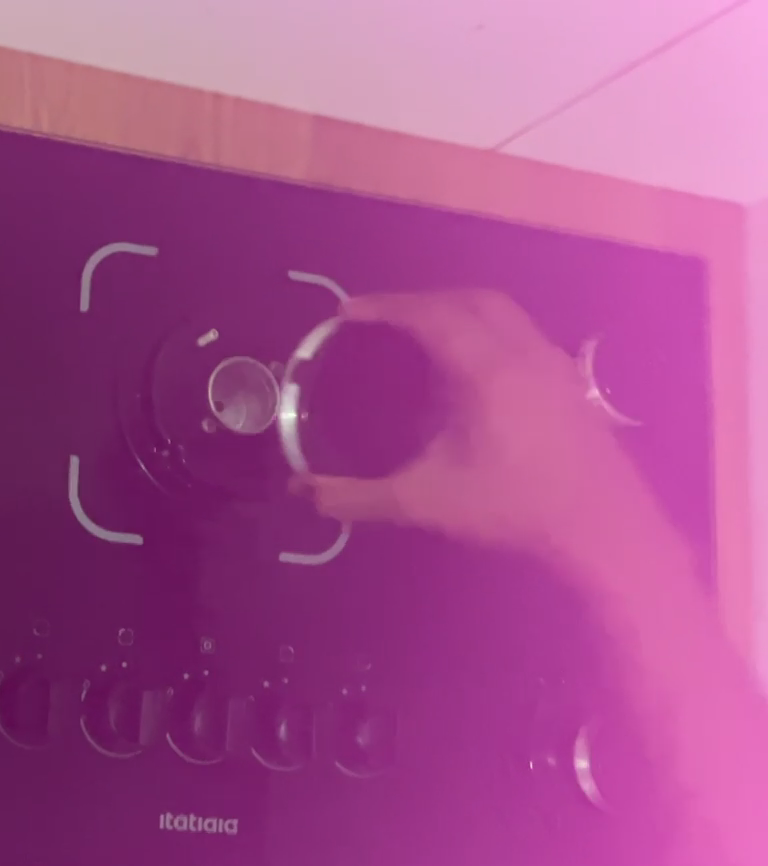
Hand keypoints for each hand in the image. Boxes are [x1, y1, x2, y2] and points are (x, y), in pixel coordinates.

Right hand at [298, 289, 656, 569]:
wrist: (601, 530)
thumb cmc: (510, 506)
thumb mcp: (418, 502)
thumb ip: (351, 496)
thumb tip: (298, 490)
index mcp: (487, 373)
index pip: (434, 316)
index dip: (386, 308)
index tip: (345, 312)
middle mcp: (524, 356)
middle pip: (472, 300)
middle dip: (418, 300)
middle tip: (374, 316)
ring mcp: (551, 367)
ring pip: (500, 313)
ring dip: (451, 310)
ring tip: (409, 330)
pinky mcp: (564, 383)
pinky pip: (515, 333)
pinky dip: (476, 329)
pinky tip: (455, 363)